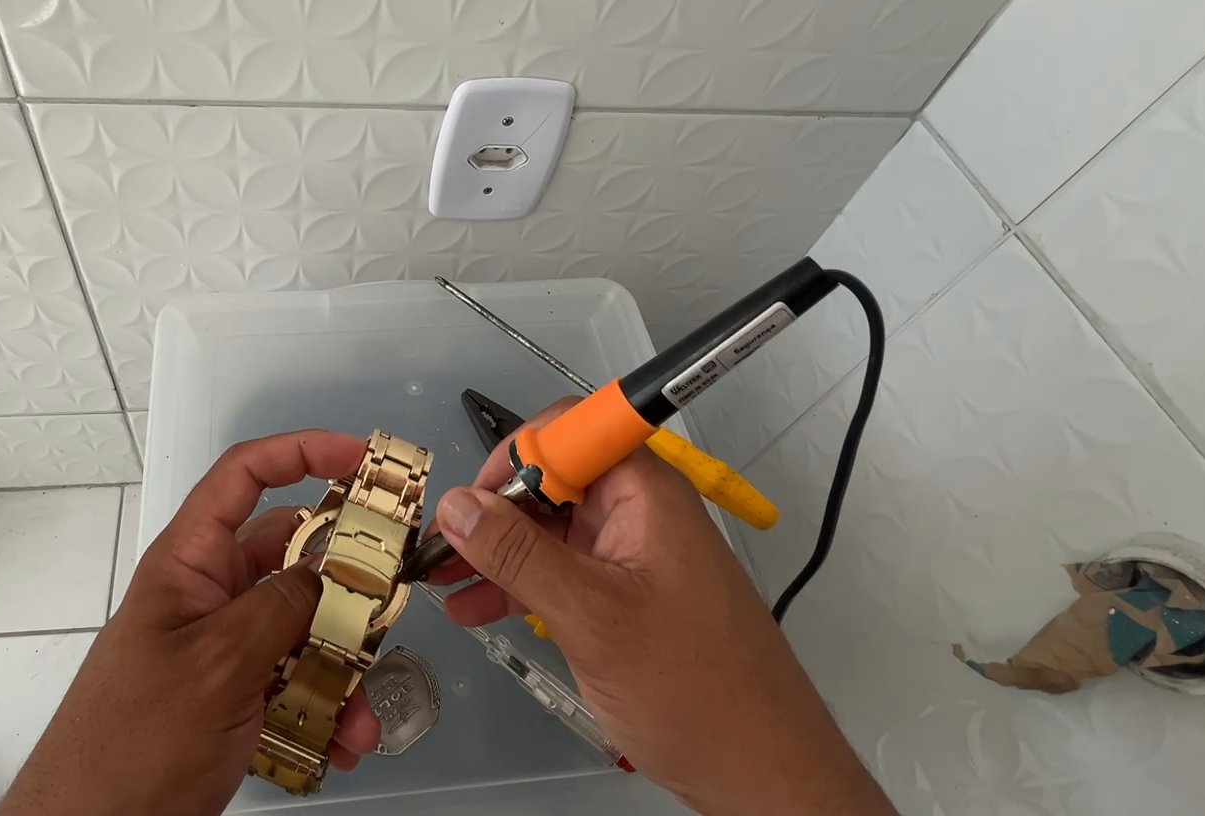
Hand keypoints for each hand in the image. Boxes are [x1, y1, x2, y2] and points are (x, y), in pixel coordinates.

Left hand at [1, 431, 382, 815]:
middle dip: (345, 583)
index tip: (360, 457)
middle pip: (292, 557)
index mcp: (191, 560)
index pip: (244, 475)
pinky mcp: (237, 694)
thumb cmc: (134, 743)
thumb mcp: (218, 664)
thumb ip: (283, 607)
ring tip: (361, 716)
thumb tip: (336, 571)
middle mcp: (212, 593)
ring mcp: (226, 646)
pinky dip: (325, 705)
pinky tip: (341, 742)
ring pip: (303, 626)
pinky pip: (295, 679)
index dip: (301, 452)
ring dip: (341, 664)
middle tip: (389, 604)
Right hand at [430, 399, 893, 815]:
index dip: (517, 455)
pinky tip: (472, 608)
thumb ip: (518, 555)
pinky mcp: (619, 592)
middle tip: (442, 546)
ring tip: (440, 579)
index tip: (475, 503)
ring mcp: (626, 552)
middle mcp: (633, 509)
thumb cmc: (688, 685)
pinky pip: (557, 569)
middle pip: (549, 480)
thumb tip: (454, 504)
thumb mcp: (591, 615)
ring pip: (546, 528)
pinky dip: (515, 583)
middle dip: (492, 510)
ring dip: (493, 552)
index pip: (570, 429)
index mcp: (641, 490)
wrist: (764, 775)